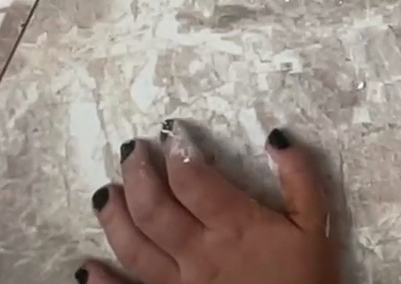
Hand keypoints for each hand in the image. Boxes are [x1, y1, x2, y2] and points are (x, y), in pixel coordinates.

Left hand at [83, 124, 337, 283]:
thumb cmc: (305, 277)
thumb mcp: (314, 223)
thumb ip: (300, 177)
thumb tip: (276, 137)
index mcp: (235, 225)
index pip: (195, 180)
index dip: (179, 152)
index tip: (171, 132)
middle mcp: (199, 252)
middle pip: (156, 209)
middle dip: (139, 175)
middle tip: (132, 150)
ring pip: (135, 248)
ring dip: (116, 217)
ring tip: (105, 191)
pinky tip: (85, 267)